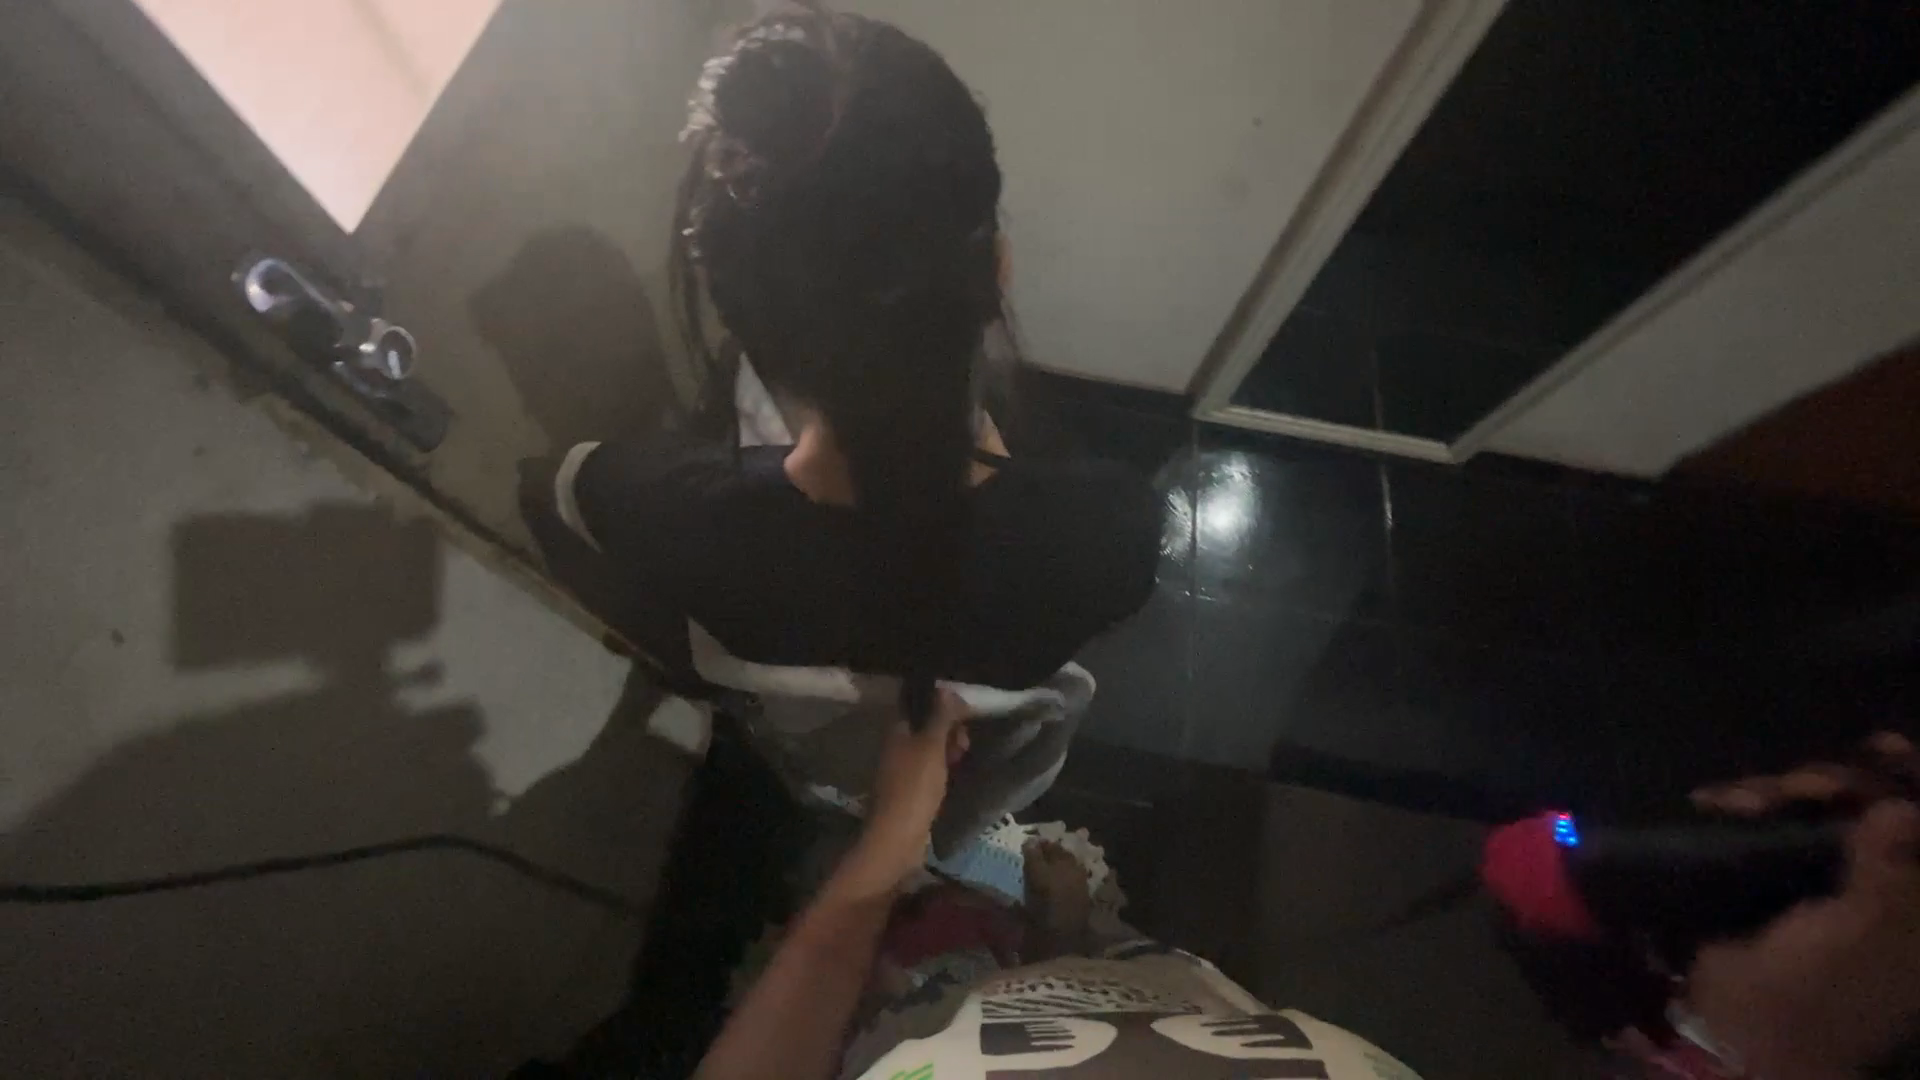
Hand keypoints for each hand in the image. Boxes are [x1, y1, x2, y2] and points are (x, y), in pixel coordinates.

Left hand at [831, 690, 970, 899]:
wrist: (898, 838)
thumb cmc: (914, 786)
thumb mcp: (932, 746)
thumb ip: (940, 716)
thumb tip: (946, 688)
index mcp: (896, 730)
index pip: (917, 704)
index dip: (940, 703)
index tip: (962, 710)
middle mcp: (896, 746)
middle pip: (925, 726)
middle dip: (949, 728)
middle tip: (965, 741)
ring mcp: (902, 769)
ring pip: (930, 749)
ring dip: (949, 749)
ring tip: (964, 757)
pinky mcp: (910, 790)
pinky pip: (930, 770)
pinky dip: (944, 768)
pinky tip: (957, 773)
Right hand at [1686, 734, 1919, 1079]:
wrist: (1743, 1022)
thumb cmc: (1817, 988)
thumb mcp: (1860, 936)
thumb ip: (1889, 877)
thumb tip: (1903, 807)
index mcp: (1915, 898)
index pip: (1919, 824)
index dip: (1904, 782)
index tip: (1877, 746)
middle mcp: (1882, 880)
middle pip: (1870, 805)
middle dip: (1828, 784)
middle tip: (1790, 786)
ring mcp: (1823, 875)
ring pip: (1812, 809)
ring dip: (1773, 793)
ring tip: (1730, 800)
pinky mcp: (1768, 871)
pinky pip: (1764, 821)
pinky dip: (1741, 804)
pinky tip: (1712, 802)